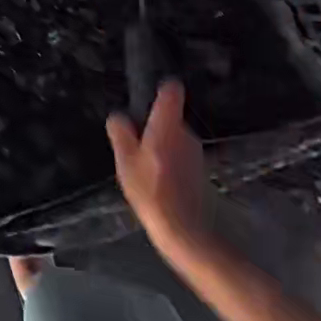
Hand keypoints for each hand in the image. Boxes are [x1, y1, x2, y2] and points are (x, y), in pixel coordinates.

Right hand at [107, 80, 215, 258]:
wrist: (184, 232)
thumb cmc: (151, 191)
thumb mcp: (125, 161)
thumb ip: (121, 132)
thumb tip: (119, 117)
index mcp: (168, 124)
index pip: (171, 90)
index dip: (160, 88)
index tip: (147, 97)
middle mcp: (186, 133)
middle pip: (169, 117)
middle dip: (154, 127)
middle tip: (136, 148)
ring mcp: (196, 153)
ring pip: (175, 139)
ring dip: (162, 148)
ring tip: (146, 171)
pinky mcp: (201, 172)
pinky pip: (181, 157)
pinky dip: (171, 164)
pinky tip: (160, 185)